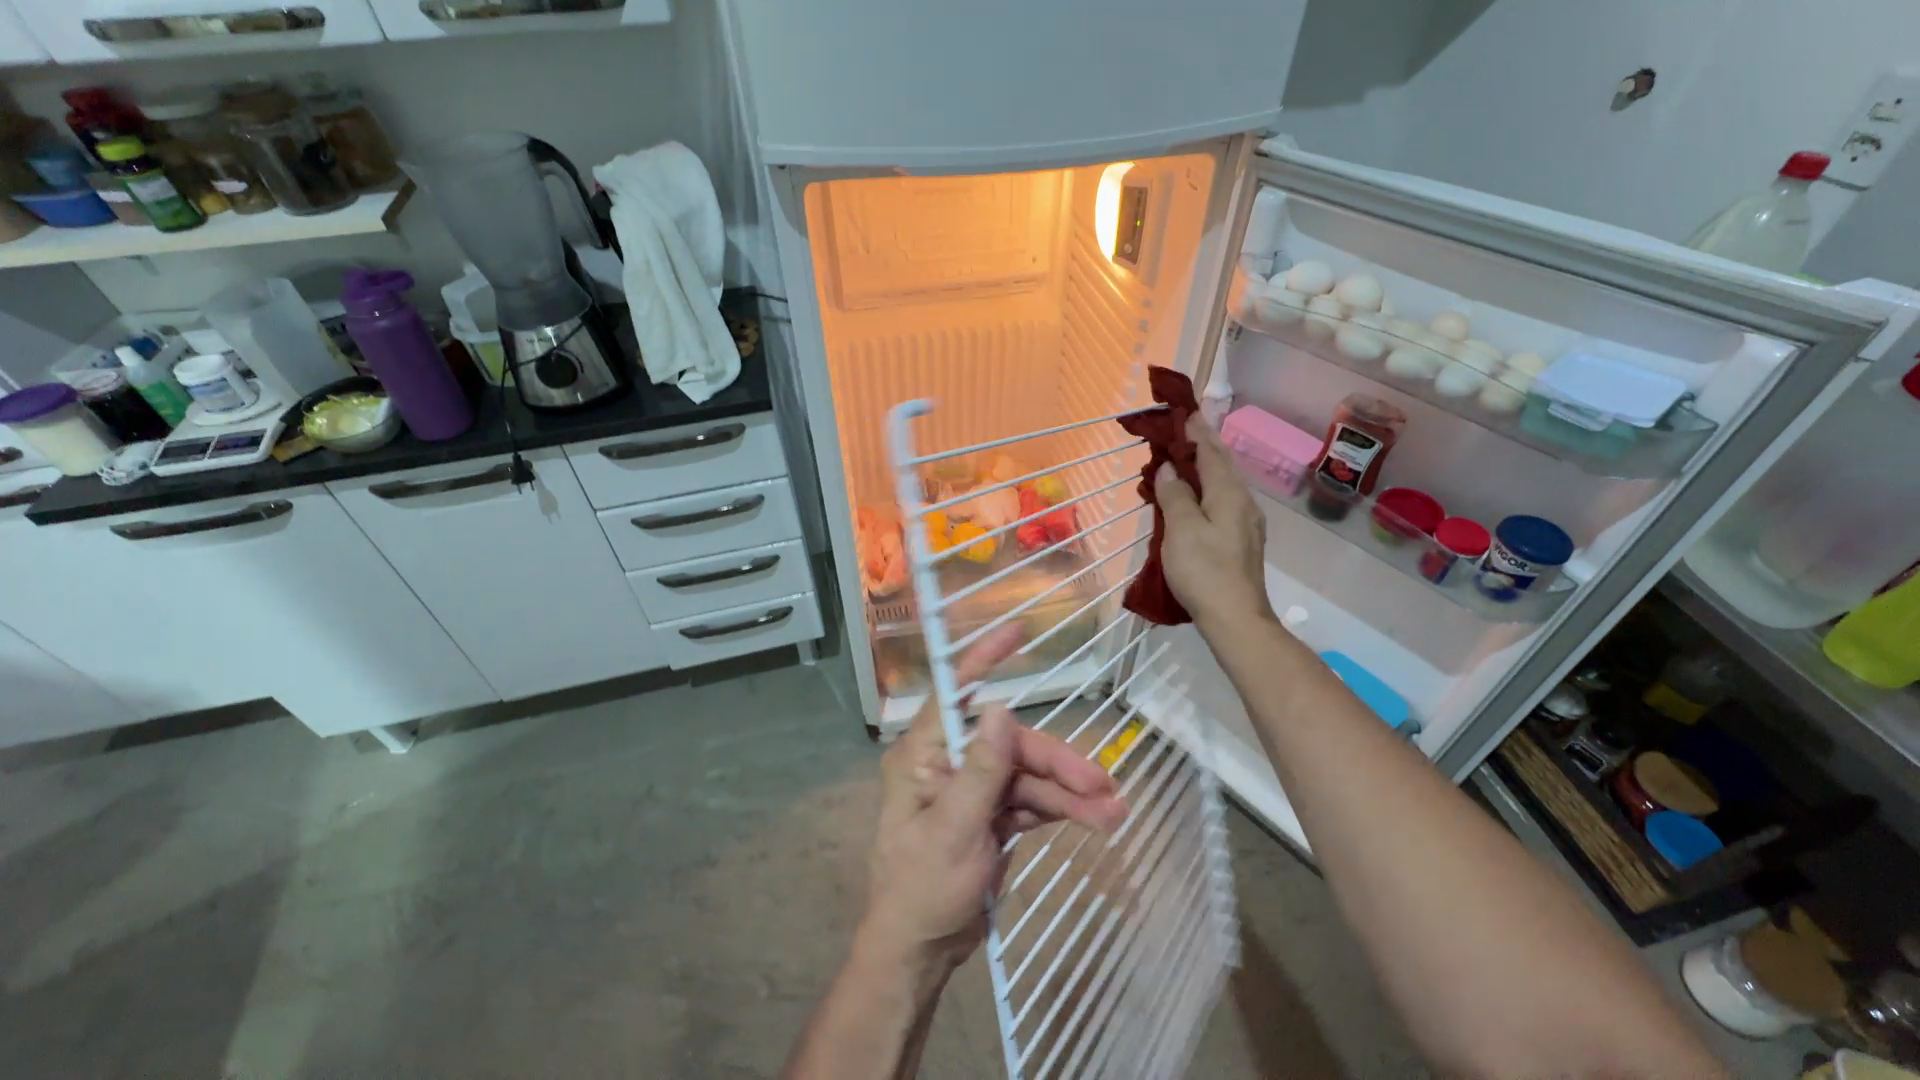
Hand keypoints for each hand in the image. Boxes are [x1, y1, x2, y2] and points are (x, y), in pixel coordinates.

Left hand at [861, 624, 1128, 974]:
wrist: (921, 952)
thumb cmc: (921, 889)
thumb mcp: (953, 830)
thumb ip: (981, 770)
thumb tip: (998, 707)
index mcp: (924, 757)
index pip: (954, 696)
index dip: (983, 661)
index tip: (1017, 633)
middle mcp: (948, 765)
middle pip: (1011, 747)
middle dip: (1057, 765)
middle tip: (1103, 785)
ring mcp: (972, 793)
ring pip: (1028, 777)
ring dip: (1069, 795)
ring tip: (1113, 815)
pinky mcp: (991, 819)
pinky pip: (1030, 803)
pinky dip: (1060, 811)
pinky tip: (1093, 820)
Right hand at [1155, 413, 1274, 632]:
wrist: (1235, 618)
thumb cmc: (1205, 571)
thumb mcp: (1181, 529)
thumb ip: (1175, 494)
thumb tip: (1170, 467)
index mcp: (1229, 493)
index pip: (1211, 451)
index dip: (1195, 431)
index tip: (1181, 411)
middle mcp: (1243, 502)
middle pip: (1222, 464)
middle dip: (1201, 444)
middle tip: (1181, 429)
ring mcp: (1245, 523)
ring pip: (1223, 484)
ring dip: (1203, 467)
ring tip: (1182, 458)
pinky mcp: (1241, 541)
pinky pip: (1222, 502)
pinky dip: (1205, 490)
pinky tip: (1193, 496)